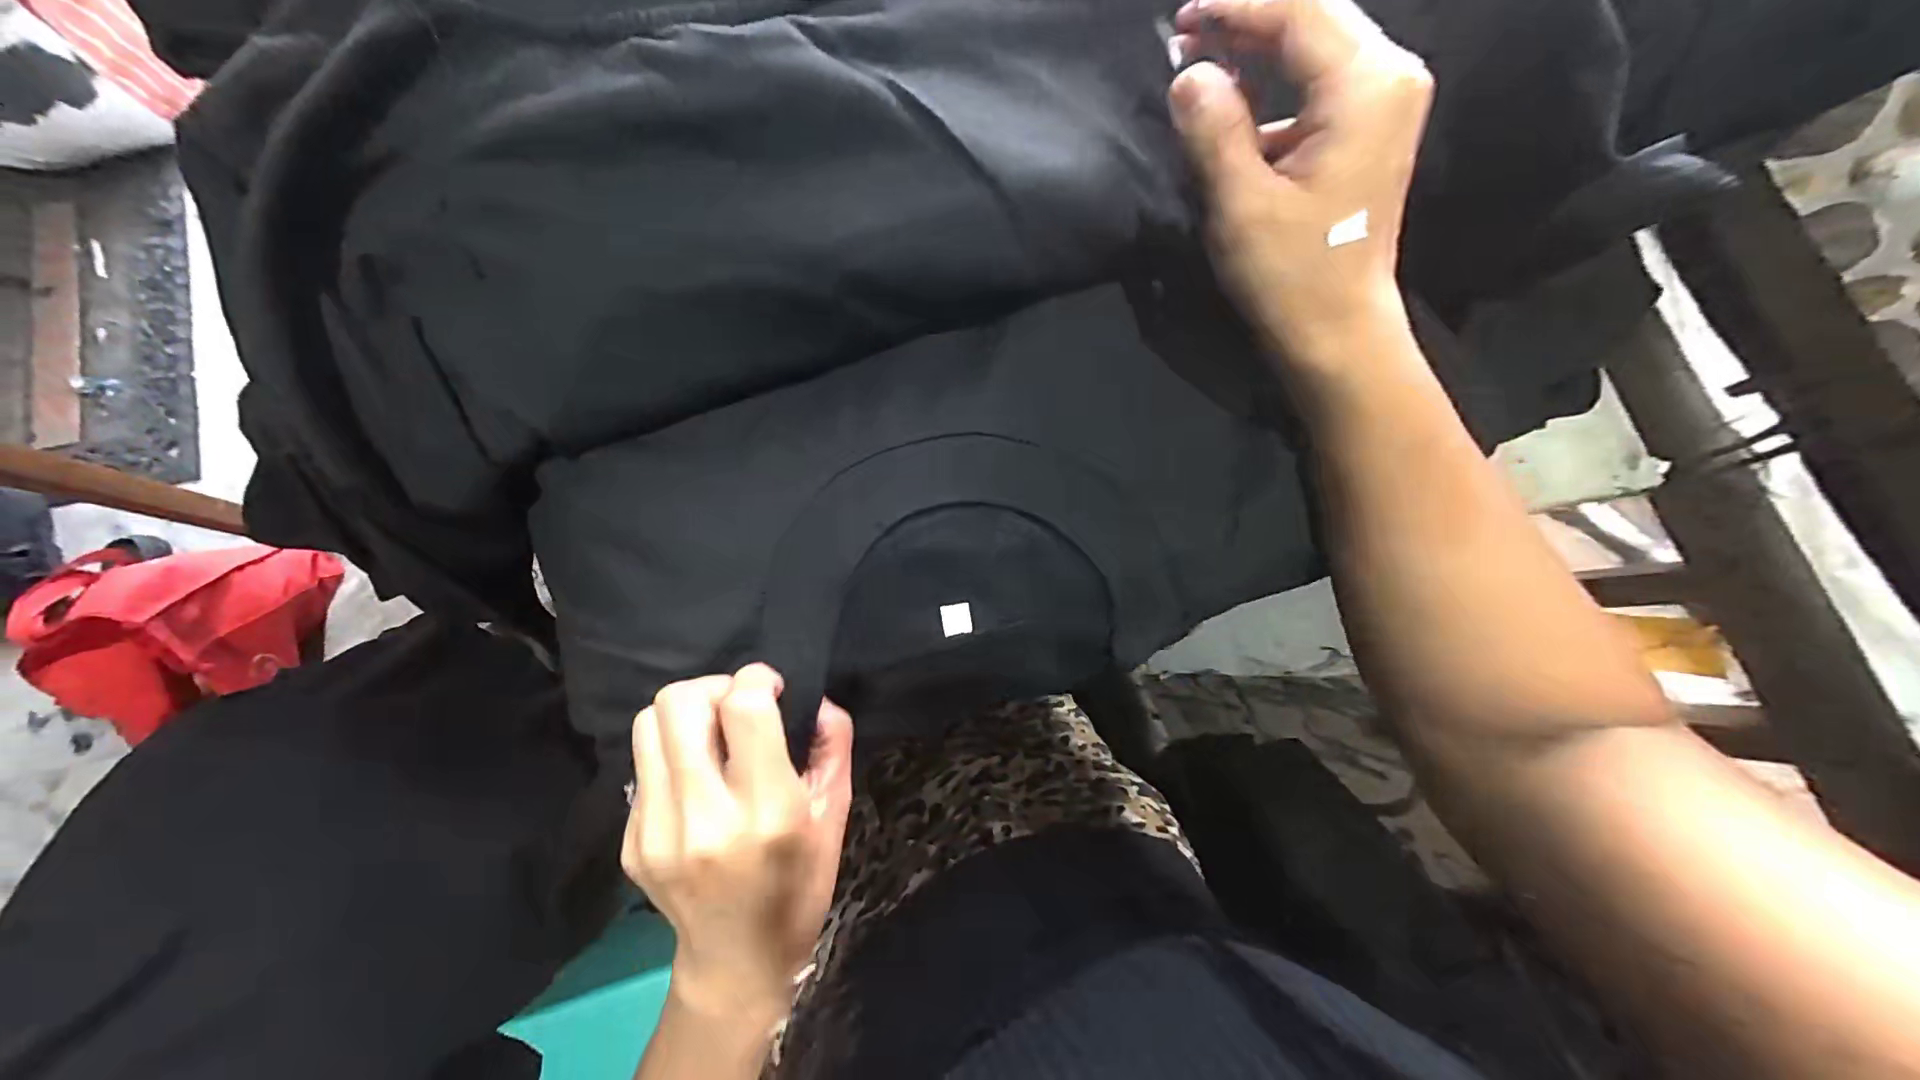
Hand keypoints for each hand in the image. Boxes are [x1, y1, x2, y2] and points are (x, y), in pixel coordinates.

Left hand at [621, 664, 854, 1025]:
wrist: (737, 960)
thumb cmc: (801, 882)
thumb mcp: (836, 812)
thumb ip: (832, 744)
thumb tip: (812, 697)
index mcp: (766, 810)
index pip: (743, 706)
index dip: (758, 678)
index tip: (772, 688)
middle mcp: (704, 816)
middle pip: (680, 702)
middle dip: (715, 687)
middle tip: (738, 708)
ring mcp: (656, 831)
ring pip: (648, 723)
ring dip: (686, 714)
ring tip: (712, 734)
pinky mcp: (630, 841)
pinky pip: (643, 763)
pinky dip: (672, 753)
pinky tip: (696, 779)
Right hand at [1168, 0, 1431, 372]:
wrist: (1337, 330)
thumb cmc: (1292, 275)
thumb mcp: (1241, 204)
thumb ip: (1213, 130)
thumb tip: (1187, 72)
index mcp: (1366, 85)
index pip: (1300, 10)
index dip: (1236, 6)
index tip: (1181, 17)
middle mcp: (1389, 78)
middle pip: (1316, 16)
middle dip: (1249, 19)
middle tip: (1186, 34)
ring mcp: (1384, 104)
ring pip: (1317, 47)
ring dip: (1260, 50)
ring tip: (1203, 62)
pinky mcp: (1369, 131)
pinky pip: (1319, 83)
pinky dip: (1275, 83)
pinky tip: (1236, 103)